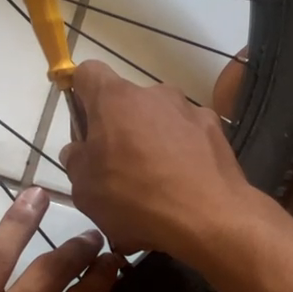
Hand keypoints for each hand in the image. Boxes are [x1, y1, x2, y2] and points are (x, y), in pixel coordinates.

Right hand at [62, 60, 261, 259]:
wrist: (208, 218)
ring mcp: (190, 110)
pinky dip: (182, 155)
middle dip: (119, 130)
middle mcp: (155, 94)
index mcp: (116, 99)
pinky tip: (182, 187)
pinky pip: (188, 137)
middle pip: (127, 102)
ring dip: (152, 143)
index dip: (81, 95)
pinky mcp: (216, 131)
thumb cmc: (135, 199)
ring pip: (159, 121)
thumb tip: (80, 150)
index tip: (85, 128)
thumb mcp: (84, 188)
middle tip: (118, 170)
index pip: (88, 73)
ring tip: (154, 186)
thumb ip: (76, 160)